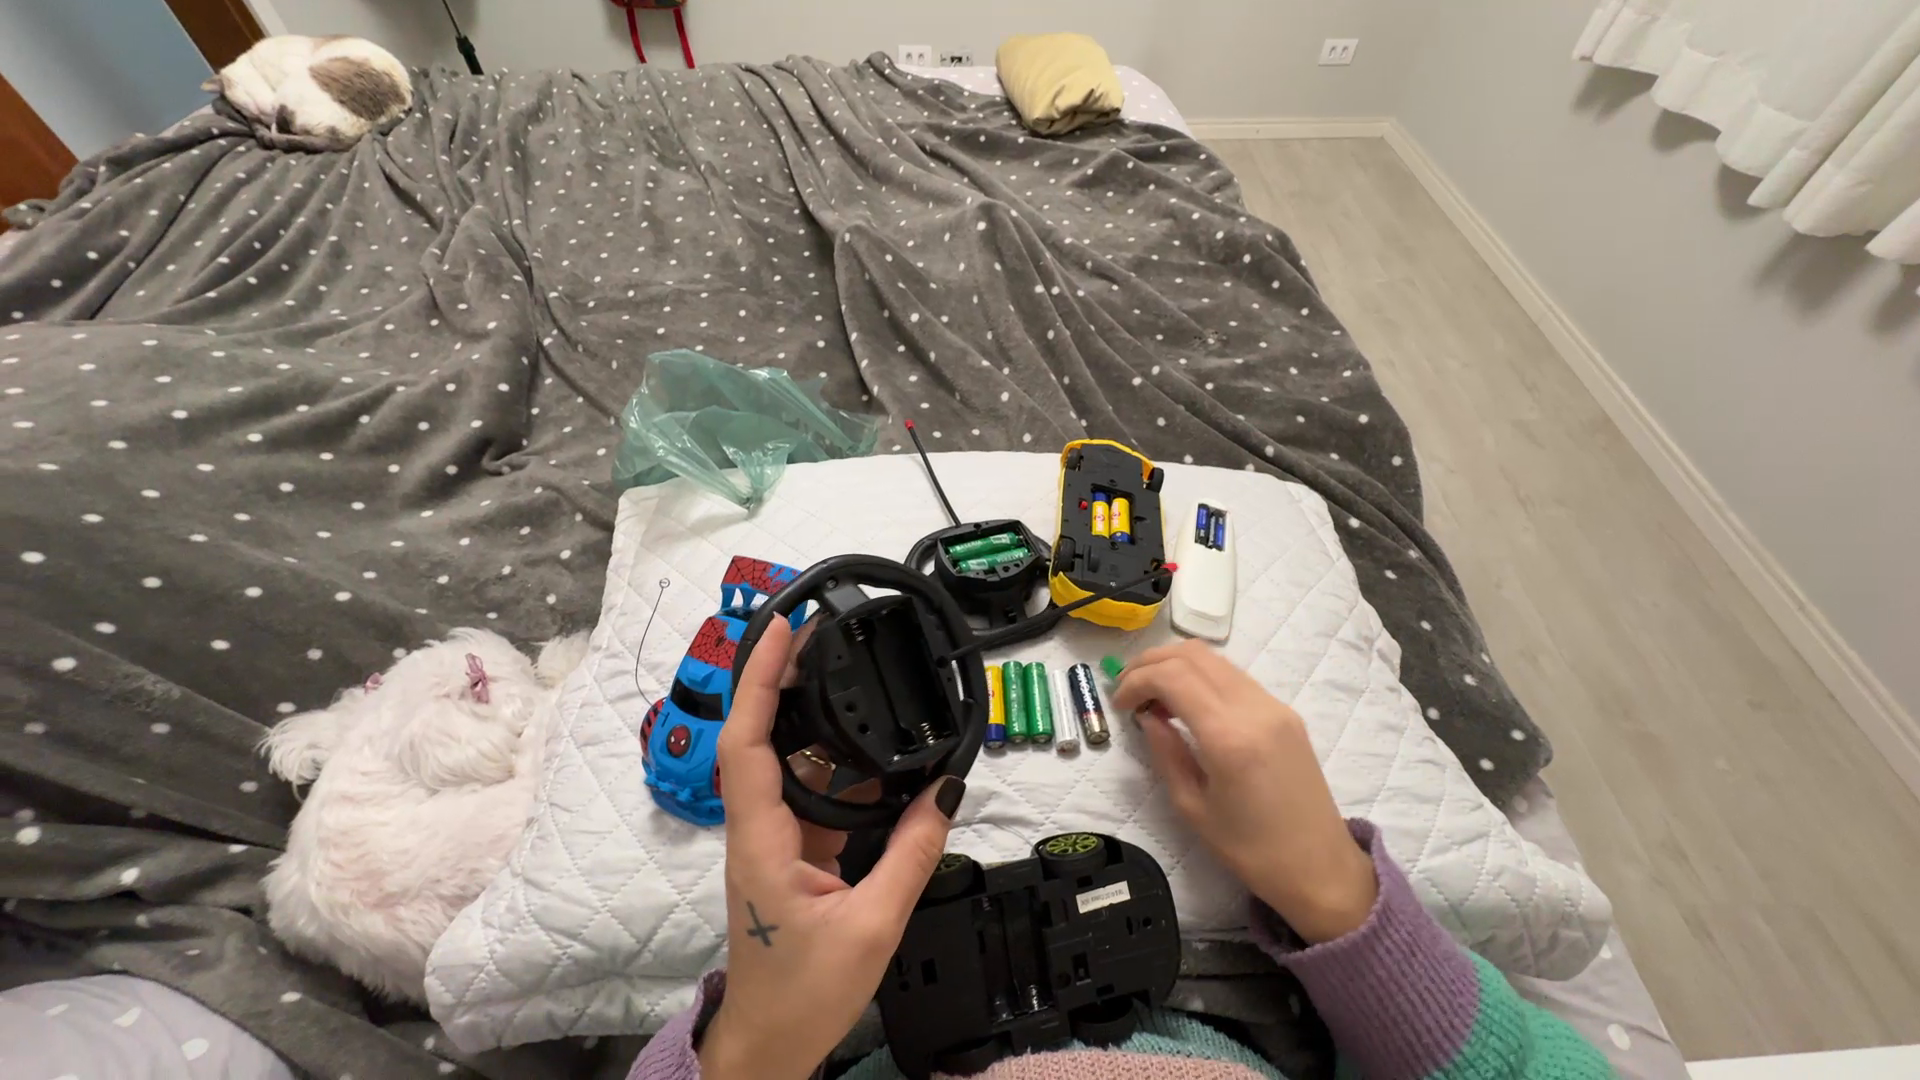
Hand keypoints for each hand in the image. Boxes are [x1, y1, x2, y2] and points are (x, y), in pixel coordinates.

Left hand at [698, 619, 965, 1079]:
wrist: (770, 1045)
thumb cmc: (806, 992)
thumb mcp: (875, 925)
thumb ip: (912, 852)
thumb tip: (945, 789)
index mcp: (762, 838)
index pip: (748, 742)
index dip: (759, 680)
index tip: (780, 630)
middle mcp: (759, 826)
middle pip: (762, 735)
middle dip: (784, 678)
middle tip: (823, 633)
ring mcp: (773, 836)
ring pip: (788, 760)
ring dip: (812, 715)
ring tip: (848, 672)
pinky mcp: (790, 849)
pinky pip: (812, 791)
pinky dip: (839, 763)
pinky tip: (871, 745)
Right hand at [1113, 641, 1375, 942]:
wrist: (1320, 867)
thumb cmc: (1251, 850)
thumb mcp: (1192, 806)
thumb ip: (1166, 753)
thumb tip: (1148, 715)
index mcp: (1229, 737)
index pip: (1172, 677)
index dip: (1136, 680)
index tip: (1118, 704)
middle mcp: (1254, 709)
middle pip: (1192, 655)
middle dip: (1150, 663)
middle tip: (1127, 689)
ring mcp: (1274, 705)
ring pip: (1214, 658)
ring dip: (1175, 665)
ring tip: (1152, 694)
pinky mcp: (1284, 711)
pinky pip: (1233, 676)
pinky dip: (1200, 675)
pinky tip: (1185, 702)